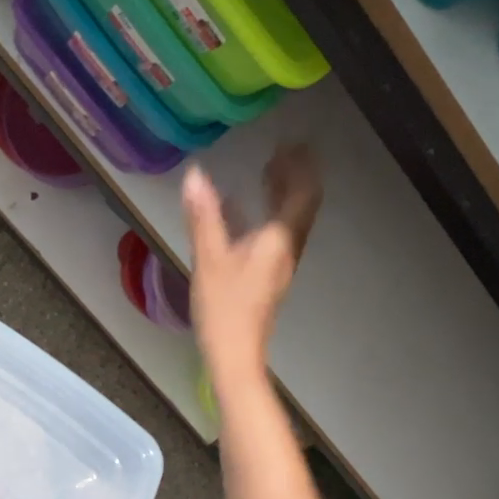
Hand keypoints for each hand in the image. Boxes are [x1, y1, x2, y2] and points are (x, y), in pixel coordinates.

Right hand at [183, 144, 321, 384]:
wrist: (235, 355)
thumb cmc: (224, 308)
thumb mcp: (210, 259)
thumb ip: (204, 216)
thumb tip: (196, 174)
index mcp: (279, 240)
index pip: (302, 194)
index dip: (300, 167)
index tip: (291, 143)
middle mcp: (286, 249)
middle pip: (301, 206)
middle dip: (294, 177)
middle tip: (282, 151)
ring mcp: (279, 265)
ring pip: (289, 222)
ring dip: (282, 195)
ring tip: (267, 171)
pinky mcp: (267, 278)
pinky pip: (274, 237)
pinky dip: (265, 217)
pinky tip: (243, 212)